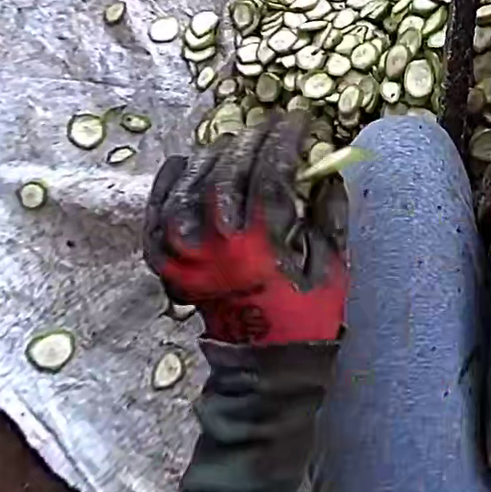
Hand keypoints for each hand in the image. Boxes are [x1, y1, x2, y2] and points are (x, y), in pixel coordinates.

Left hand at [144, 116, 348, 344]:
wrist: (263, 371)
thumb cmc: (306, 316)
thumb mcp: (333, 265)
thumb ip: (329, 213)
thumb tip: (324, 169)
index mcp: (259, 244)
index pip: (270, 172)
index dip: (287, 140)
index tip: (301, 120)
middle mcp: (214, 244)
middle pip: (229, 172)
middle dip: (255, 139)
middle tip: (274, 123)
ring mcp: (184, 254)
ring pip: (191, 186)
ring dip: (217, 155)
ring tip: (240, 140)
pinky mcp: (168, 266)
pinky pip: (157, 216)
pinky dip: (167, 185)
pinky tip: (183, 161)